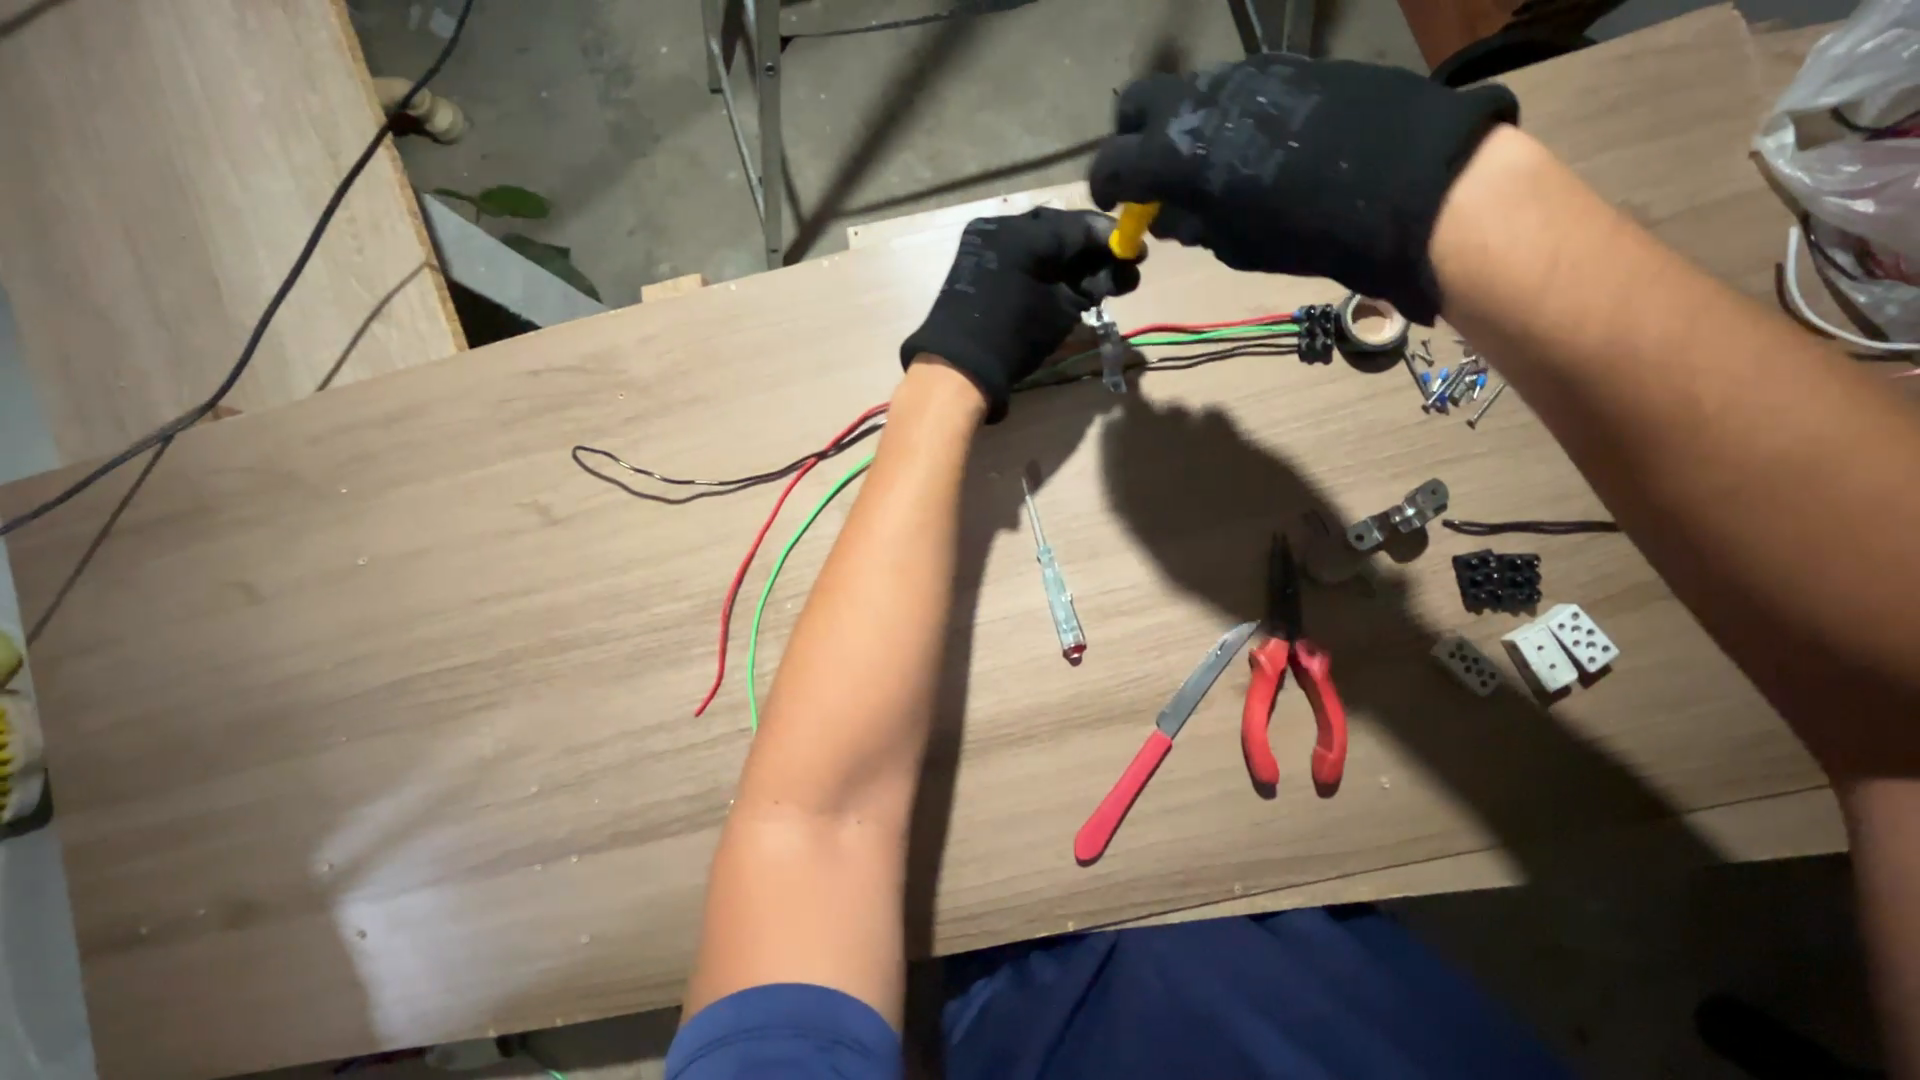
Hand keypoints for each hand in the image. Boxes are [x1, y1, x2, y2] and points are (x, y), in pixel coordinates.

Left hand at [900, 208, 1138, 422]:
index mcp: (1026, 233)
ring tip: (1100, 283)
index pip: (1079, 226)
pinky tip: (1068, 283)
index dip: (1111, 239)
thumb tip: (1112, 270)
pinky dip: (1044, 265)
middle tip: (1120, 267)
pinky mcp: (975, 259)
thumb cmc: (1015, 336)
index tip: (1136, 251)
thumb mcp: (1063, 309)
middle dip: (1091, 250)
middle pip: (1059, 229)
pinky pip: (1019, 253)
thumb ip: (1091, 283)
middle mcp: (1003, 226)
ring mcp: (986, 241)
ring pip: (1040, 241)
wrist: (959, 366)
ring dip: (1070, 259)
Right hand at [1089, 56, 1517, 324]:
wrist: (1409, 184)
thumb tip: (1166, 214)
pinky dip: (1224, 118)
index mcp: (1177, 153)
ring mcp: (1243, 75)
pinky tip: (1255, 148)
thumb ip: (1191, 224)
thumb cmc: (1310, 233)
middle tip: (1153, 174)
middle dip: (1133, 138)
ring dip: (1182, 128)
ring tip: (1211, 166)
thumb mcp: (1236, 245)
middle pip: (1137, 103)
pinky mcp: (1284, 66)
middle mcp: (1200, 102)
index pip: (1113, 162)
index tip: (1117, 205)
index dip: (1107, 187)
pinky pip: (1233, 89)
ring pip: (1187, 94)